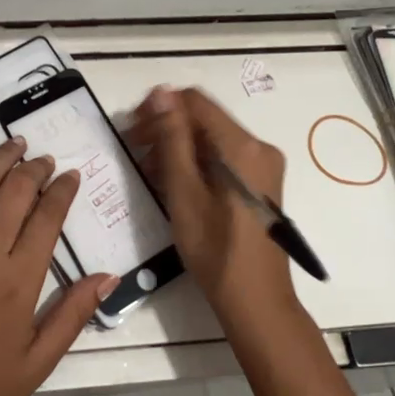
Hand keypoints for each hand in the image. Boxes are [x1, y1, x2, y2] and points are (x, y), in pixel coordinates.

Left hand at [0, 137, 119, 395]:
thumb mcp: (38, 361)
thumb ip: (73, 314)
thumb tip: (108, 276)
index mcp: (19, 280)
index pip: (48, 216)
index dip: (63, 190)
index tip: (72, 176)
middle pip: (16, 191)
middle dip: (36, 168)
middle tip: (46, 160)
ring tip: (14, 145)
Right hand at [126, 87, 293, 322]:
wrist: (256, 302)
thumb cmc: (215, 248)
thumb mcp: (184, 191)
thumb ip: (172, 138)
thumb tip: (160, 93)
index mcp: (243, 146)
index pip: (195, 102)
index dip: (160, 107)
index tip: (132, 128)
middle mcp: (259, 147)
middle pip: (204, 119)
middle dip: (166, 128)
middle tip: (134, 148)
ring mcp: (262, 166)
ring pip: (211, 139)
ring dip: (178, 146)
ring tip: (148, 169)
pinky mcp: (260, 183)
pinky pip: (223, 157)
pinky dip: (196, 162)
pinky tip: (172, 181)